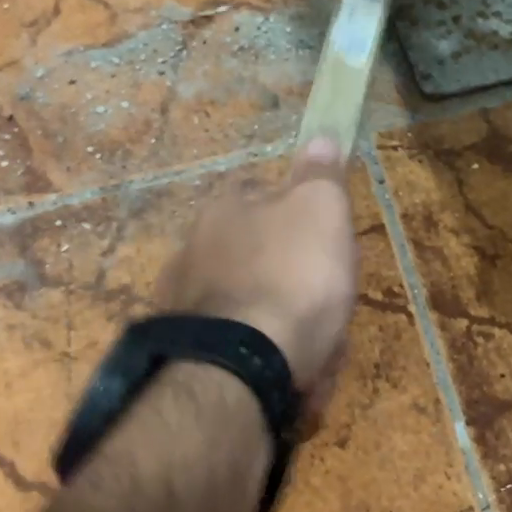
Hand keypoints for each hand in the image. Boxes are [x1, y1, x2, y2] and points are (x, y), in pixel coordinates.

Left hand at [155, 139, 358, 416]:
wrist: (238, 375)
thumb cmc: (291, 274)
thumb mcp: (321, 208)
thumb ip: (320, 173)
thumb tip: (319, 137)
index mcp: (223, 209)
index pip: (259, 188)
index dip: (295, 204)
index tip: (325, 230)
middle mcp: (192, 250)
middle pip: (255, 249)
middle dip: (291, 269)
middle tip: (328, 290)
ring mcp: (183, 309)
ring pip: (249, 301)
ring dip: (279, 316)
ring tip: (317, 343)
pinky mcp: (185, 359)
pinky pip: (239, 348)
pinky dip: (265, 355)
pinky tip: (293, 371)